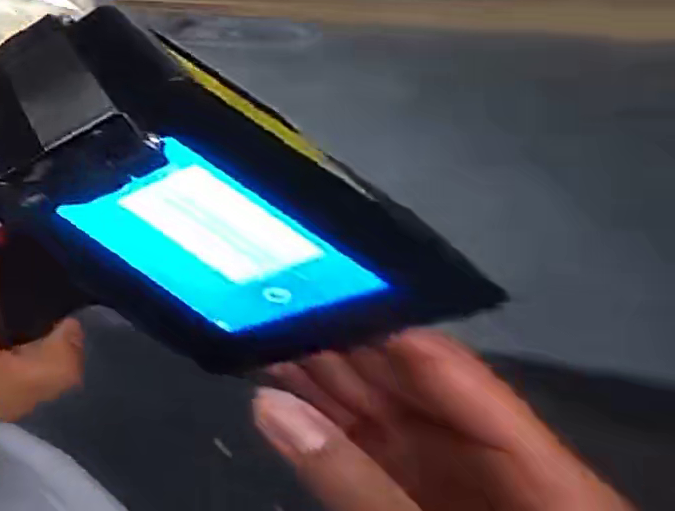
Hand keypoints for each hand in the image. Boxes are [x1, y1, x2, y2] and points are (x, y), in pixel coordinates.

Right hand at [254, 329, 631, 510]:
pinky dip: (308, 410)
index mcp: (533, 467)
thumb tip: (264, 401)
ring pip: (367, 402)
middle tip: (244, 298)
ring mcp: (445, 475)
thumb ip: (358, 485)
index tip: (292, 283)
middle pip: (396, 376)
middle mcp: (485, 456)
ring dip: (304, 367)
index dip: (369, 319)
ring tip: (239, 327)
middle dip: (321, 337)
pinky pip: (353, 437)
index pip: (442, 365)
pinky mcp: (408, 493)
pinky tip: (262, 382)